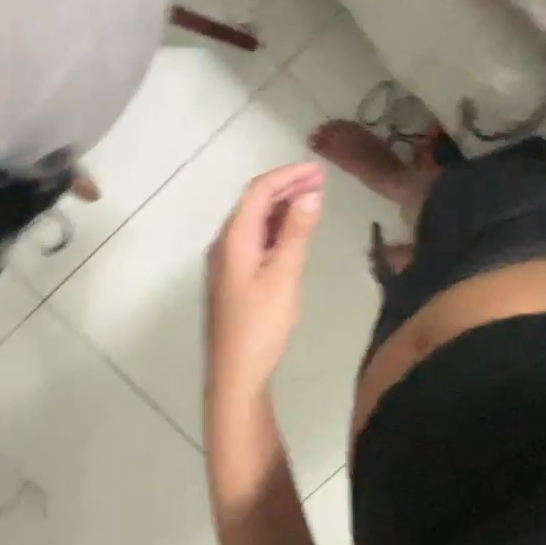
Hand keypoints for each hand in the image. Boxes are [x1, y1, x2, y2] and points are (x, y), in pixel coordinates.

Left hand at [205, 164, 325, 401]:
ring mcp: (227, 263)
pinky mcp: (234, 280)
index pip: (258, 192)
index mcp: (233, 239)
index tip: (319, 171)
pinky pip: (255, 240)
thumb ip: (297, 233)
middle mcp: (224, 244)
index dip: (288, 175)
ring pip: (254, 222)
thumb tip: (310, 194)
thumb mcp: (284, 275)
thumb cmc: (261, 325)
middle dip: (286, 187)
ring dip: (282, 208)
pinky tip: (294, 234)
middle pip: (254, 203)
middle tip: (321, 182)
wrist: (235, 373)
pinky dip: (276, 229)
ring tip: (313, 201)